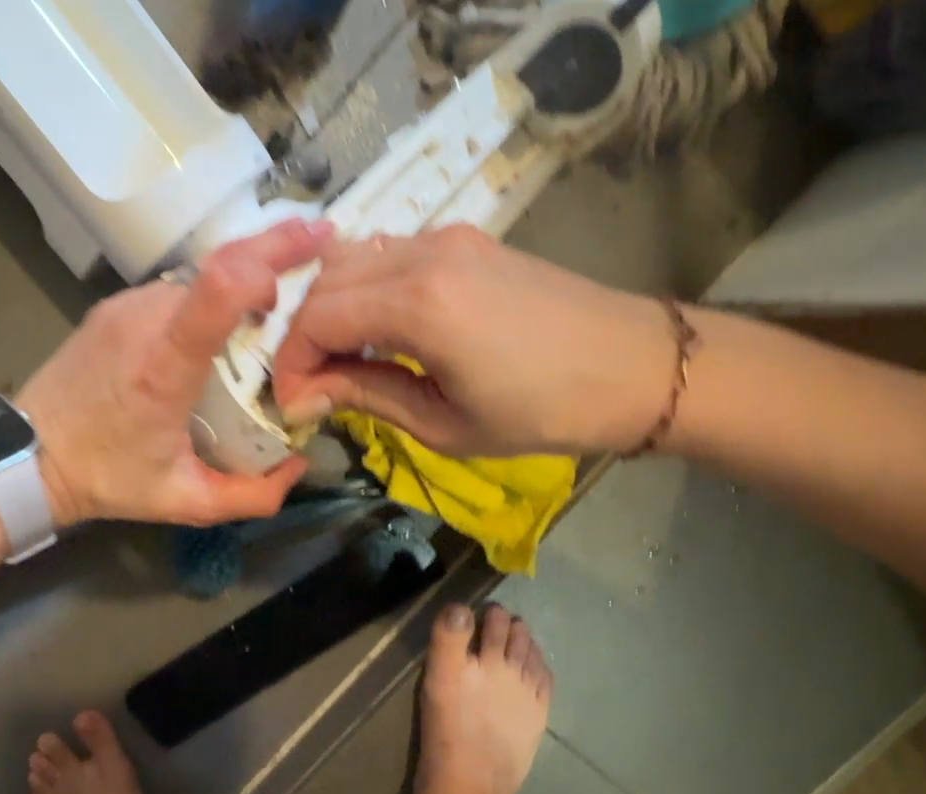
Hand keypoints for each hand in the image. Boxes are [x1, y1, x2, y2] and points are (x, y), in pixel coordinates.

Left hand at [17, 219, 332, 526]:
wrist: (29, 457)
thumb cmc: (108, 479)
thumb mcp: (186, 503)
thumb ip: (251, 495)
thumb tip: (299, 464)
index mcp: (164, 368)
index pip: (217, 290)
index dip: (268, 261)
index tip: (312, 256)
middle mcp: (144, 322)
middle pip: (219, 267)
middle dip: (275, 250)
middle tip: (321, 244)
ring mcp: (125, 307)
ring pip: (199, 277)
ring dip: (242, 278)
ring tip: (279, 296)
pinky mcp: (114, 306)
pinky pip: (175, 290)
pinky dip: (211, 293)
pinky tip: (228, 316)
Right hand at [272, 226, 679, 456]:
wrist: (634, 365)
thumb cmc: (543, 412)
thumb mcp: (445, 423)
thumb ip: (366, 396)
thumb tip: (304, 396)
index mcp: (419, 304)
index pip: (316, 318)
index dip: (291, 363)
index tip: (291, 404)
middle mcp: (425, 254)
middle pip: (325, 281)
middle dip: (301, 335)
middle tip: (307, 386)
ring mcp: (447, 239)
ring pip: (352, 259)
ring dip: (329, 308)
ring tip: (337, 361)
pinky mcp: (465, 240)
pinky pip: (387, 255)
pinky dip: (362, 290)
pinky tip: (374, 332)